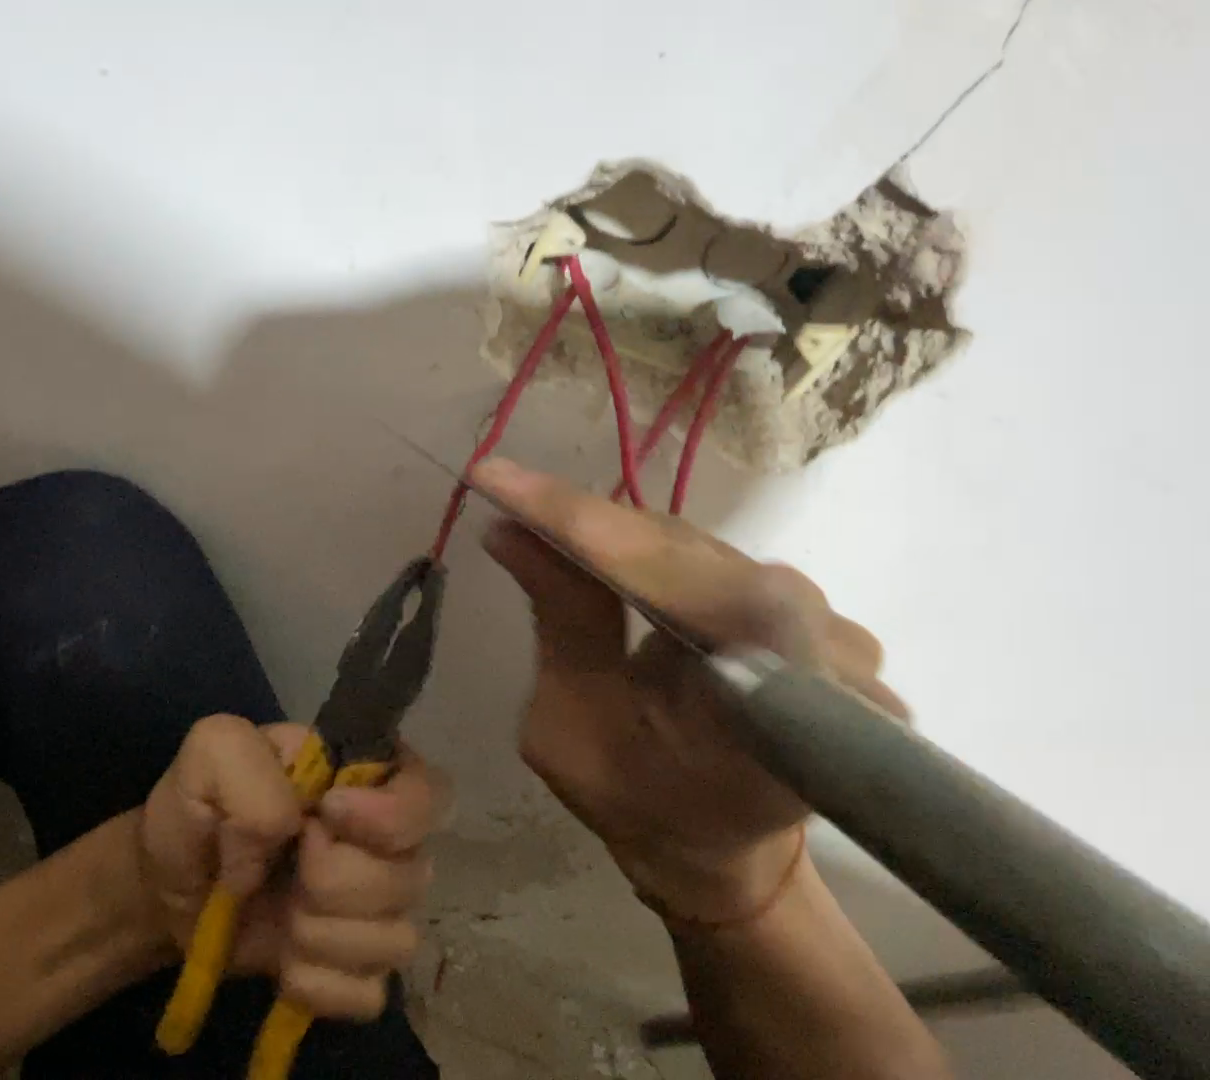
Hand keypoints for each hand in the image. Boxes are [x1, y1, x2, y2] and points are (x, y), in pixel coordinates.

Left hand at [137, 715, 441, 1018]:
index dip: (391, 816)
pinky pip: (366, 995)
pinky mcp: (359, 970)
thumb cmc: (198, 807)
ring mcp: (377, 910)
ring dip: (317, 934)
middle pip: (411, 876)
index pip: (428, 792)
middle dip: (331, 881)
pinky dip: (314, 983)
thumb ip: (248, 769)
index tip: (326, 817)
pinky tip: (282, 960)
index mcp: (358, 780)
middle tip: (285, 868)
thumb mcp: (208, 752)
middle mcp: (384, 843)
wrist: (170, 885)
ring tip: (278, 913)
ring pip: (394, 940)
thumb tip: (291, 829)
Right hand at [472, 458, 905, 924]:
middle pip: (691, 558)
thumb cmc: (638, 807)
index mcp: (773, 706)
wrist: (722, 849)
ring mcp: (836, 633)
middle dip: (591, 525)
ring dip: (618, 535)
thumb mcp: (571, 730)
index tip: (497, 478)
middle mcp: (830, 654)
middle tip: (507, 492)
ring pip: (703, 554)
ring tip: (545, 521)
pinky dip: (649, 553)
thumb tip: (511, 532)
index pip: (677, 581)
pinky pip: (717, 567)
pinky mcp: (819, 620)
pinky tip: (602, 550)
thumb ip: (562, 627)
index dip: (584, 527)